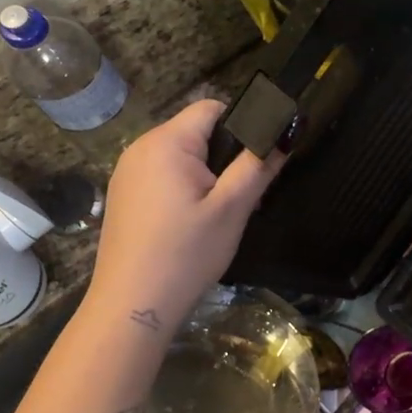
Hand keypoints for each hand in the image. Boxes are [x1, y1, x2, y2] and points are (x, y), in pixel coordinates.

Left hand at [86, 100, 280, 325]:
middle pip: (196, 132)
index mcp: (167, 142)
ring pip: (181, 156)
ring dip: (208, 175)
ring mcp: (127, 173)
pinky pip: (163, 176)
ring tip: (224, 213)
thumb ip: (259, 165)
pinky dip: (185, 189)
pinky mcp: (123, 196)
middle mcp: (141, 147)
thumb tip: (288, 130)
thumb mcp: (232, 209)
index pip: (212, 108)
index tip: (262, 159)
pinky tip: (194, 224)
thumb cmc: (187, 252)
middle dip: (227, 154)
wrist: (134, 304)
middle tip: (247, 196)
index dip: (244, 124)